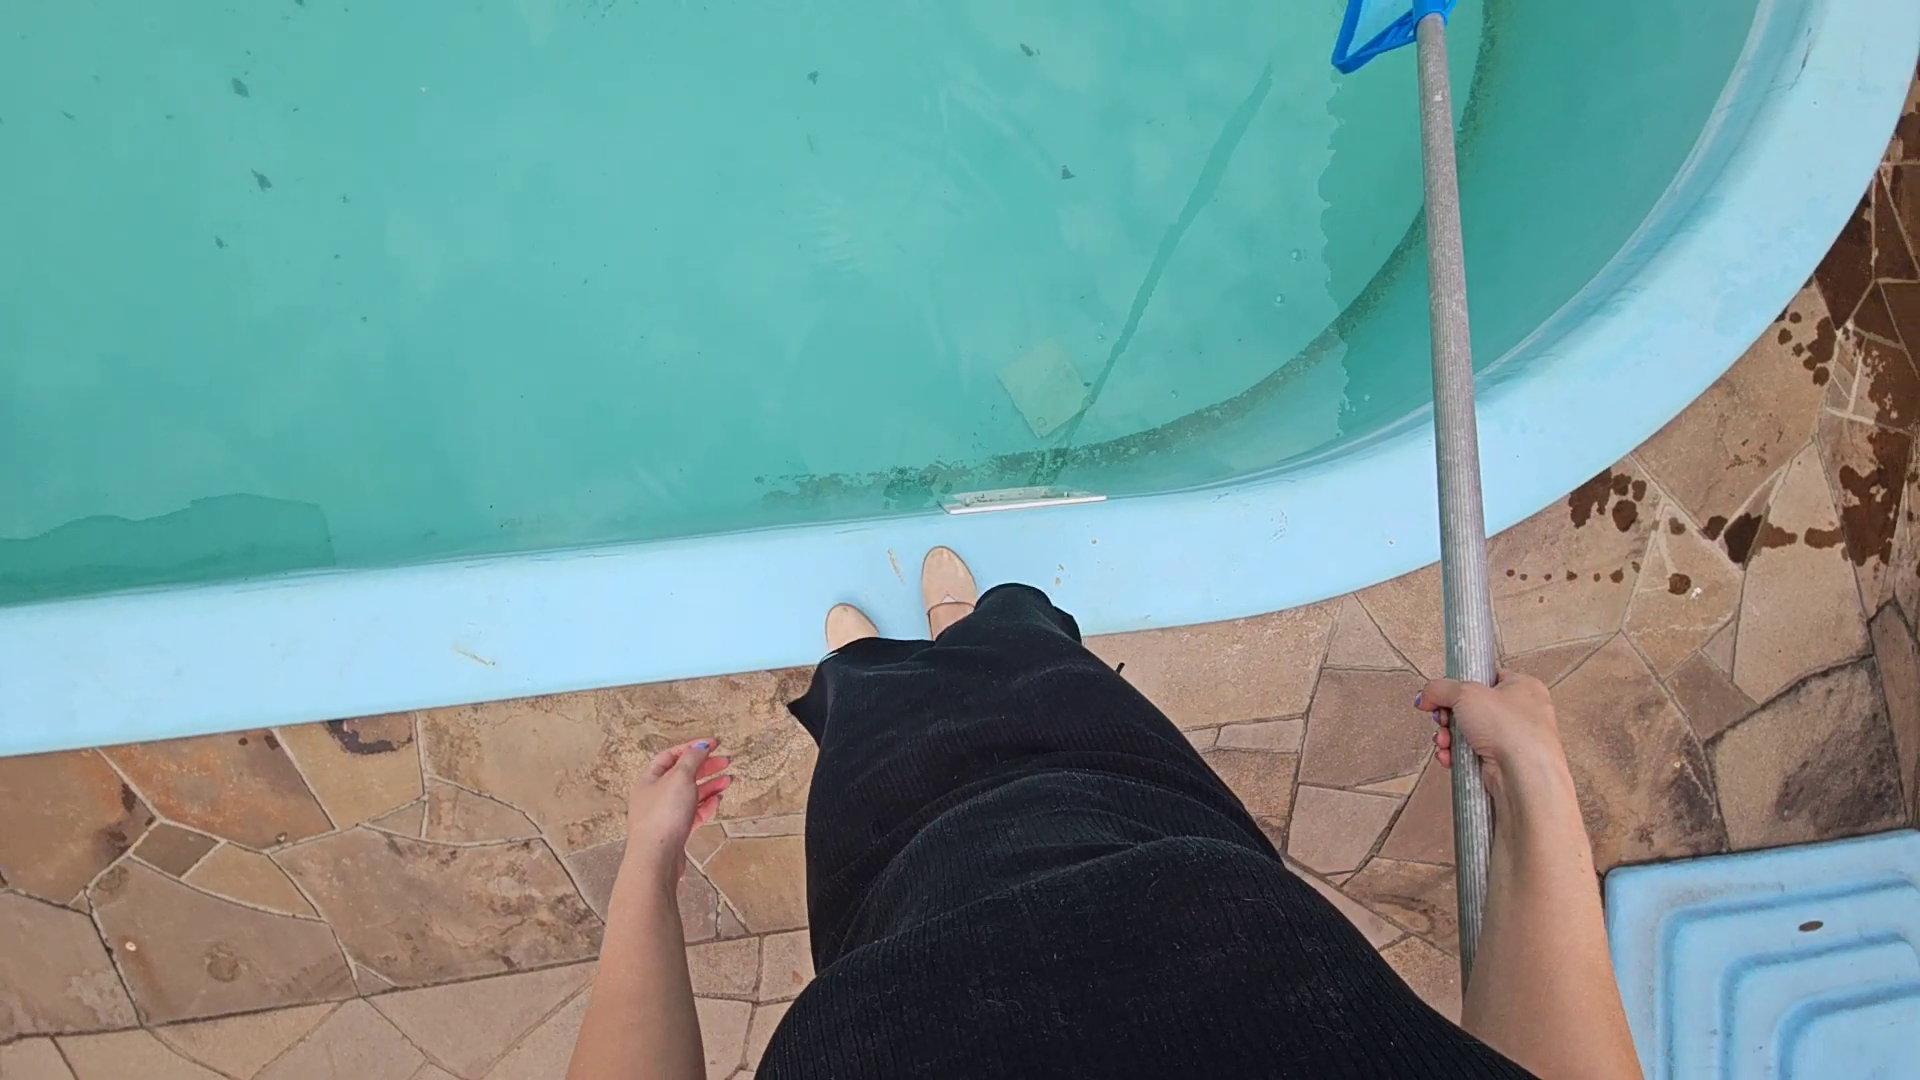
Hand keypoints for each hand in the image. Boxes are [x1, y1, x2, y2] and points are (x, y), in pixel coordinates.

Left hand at [621, 739, 731, 890]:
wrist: (657, 857)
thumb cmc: (663, 814)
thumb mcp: (680, 777)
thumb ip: (693, 758)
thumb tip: (702, 745)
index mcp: (649, 779)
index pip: (672, 755)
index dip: (693, 747)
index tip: (714, 743)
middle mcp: (655, 795)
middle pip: (683, 774)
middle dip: (706, 766)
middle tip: (726, 761)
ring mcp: (665, 814)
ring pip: (691, 794)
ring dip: (710, 785)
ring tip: (729, 780)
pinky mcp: (675, 831)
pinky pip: (693, 813)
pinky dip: (706, 805)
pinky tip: (717, 801)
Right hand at [1415, 671, 1567, 791]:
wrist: (1523, 775)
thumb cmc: (1510, 730)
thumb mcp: (1465, 693)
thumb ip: (1438, 688)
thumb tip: (1425, 696)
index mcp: (1523, 686)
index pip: (1483, 676)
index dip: (1458, 684)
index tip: (1442, 693)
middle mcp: (1521, 711)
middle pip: (1468, 705)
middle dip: (1446, 715)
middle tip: (1442, 718)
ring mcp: (1512, 737)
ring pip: (1465, 729)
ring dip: (1446, 735)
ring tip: (1445, 740)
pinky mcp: (1502, 759)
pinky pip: (1468, 750)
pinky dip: (1454, 752)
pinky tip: (1450, 755)